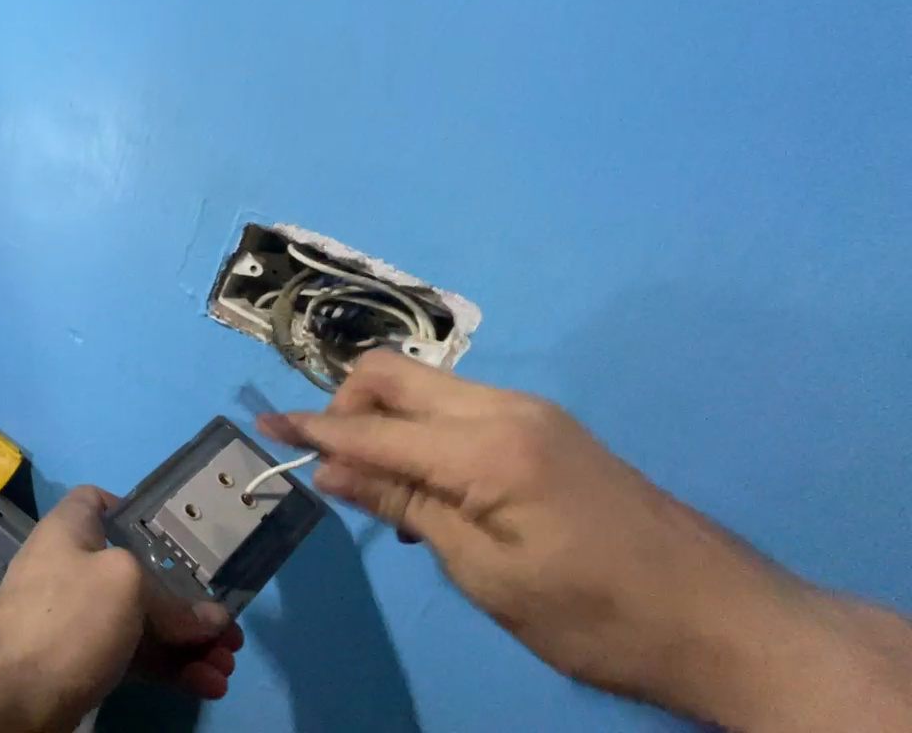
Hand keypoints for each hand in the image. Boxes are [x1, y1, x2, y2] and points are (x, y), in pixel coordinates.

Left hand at [0, 485, 242, 730]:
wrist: (9, 691)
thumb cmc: (68, 614)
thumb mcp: (126, 582)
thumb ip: (173, 597)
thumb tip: (212, 620)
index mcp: (72, 529)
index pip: (99, 501)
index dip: (137, 511)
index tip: (178, 537)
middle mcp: (75, 566)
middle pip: (139, 572)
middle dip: (187, 600)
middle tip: (228, 630)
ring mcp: (80, 617)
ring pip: (143, 621)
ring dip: (188, 642)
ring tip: (226, 666)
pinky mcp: (86, 661)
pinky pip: (136, 656)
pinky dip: (171, 668)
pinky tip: (208, 685)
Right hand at [258, 349, 911, 730]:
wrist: (735, 624)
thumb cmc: (600, 616)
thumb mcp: (488, 576)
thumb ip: (403, 507)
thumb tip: (329, 471)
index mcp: (486, 450)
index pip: (370, 431)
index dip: (310, 430)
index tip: (262, 426)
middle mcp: (502, 409)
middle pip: (390, 374)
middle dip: (345, 408)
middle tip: (338, 464)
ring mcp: (528, 411)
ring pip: (420, 385)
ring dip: (385, 422)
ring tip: (392, 491)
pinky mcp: (543, 424)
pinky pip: (454, 406)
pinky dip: (422, 432)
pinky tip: (436, 487)